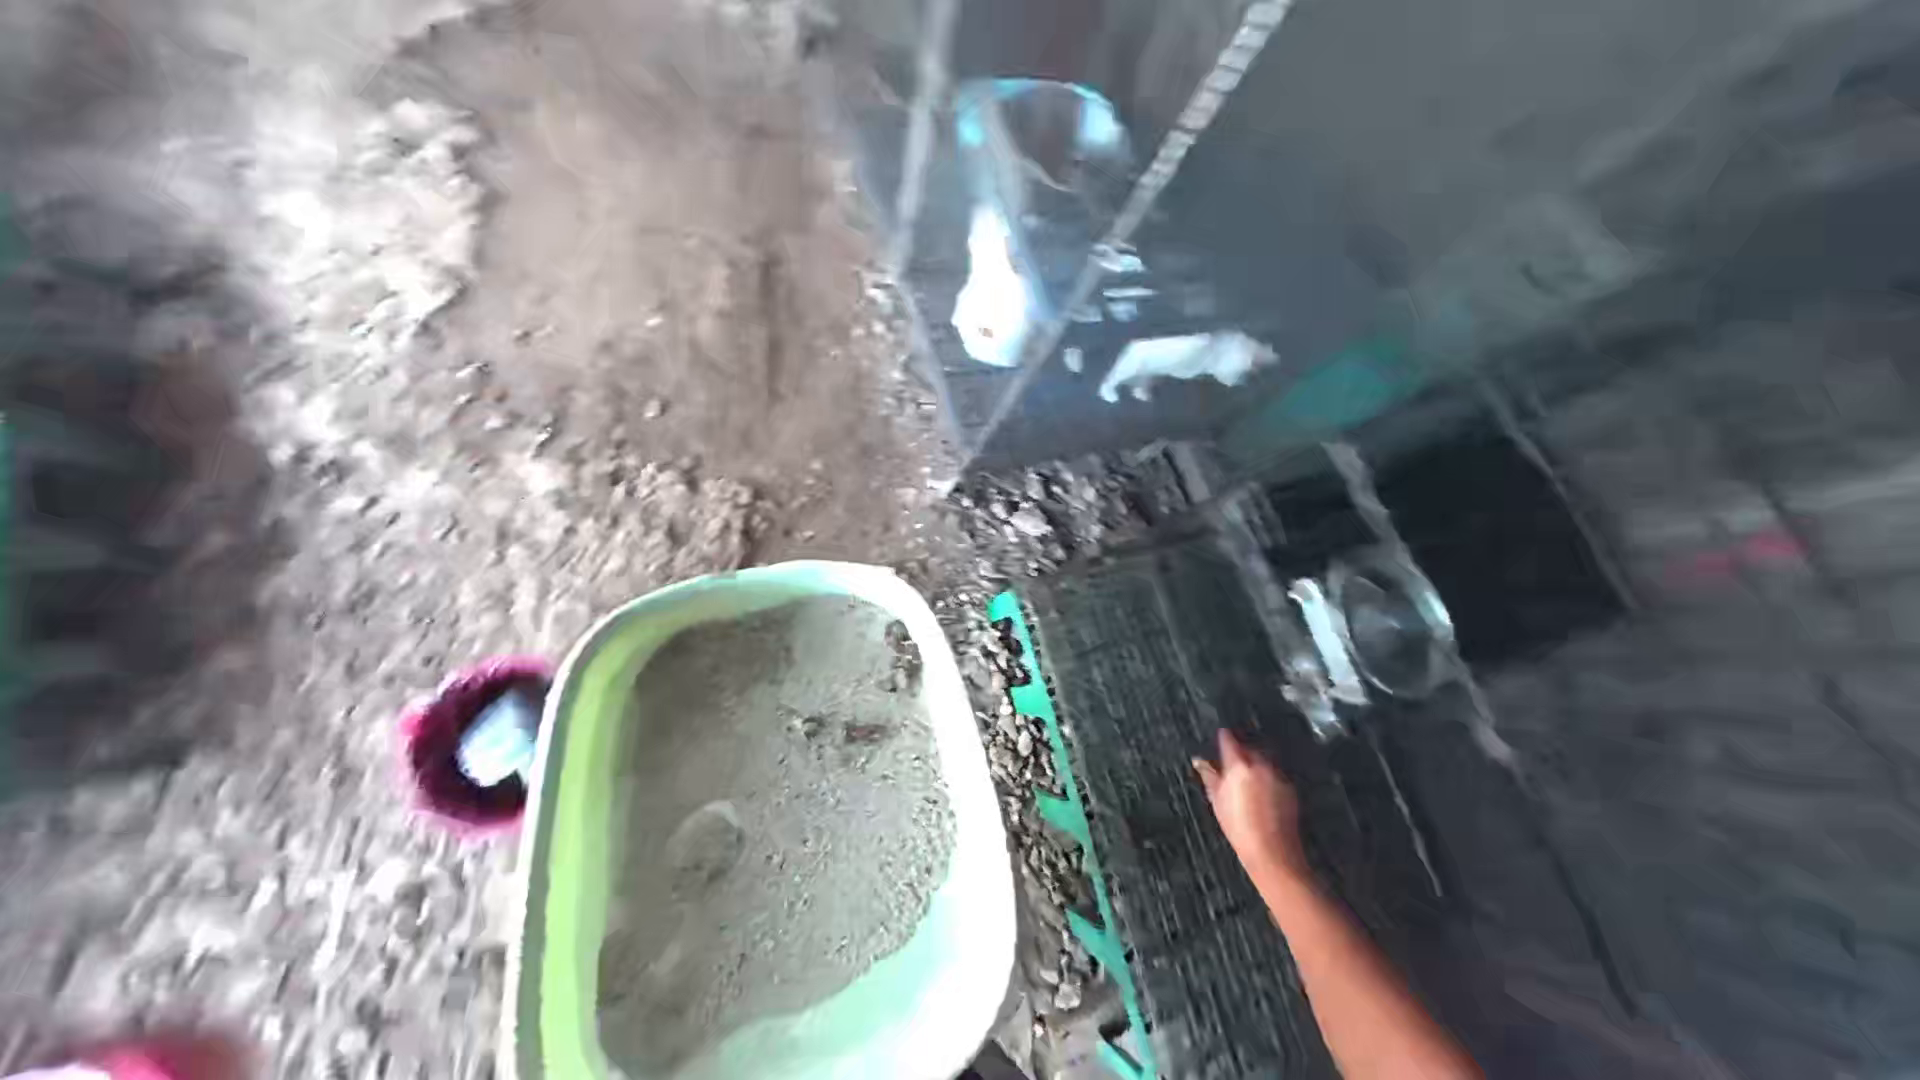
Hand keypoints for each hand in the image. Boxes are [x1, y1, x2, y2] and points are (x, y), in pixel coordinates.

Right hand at [1194, 729, 1309, 882]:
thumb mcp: (1216, 800)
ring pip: (1262, 760)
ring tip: (1243, 779)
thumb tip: (1200, 762)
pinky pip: (1273, 774)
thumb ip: (1209, 775)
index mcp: (1239, 765)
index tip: (1219, 734)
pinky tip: (1259, 792)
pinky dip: (1266, 777)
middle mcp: (1261, 765)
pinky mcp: (1289, 788)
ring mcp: (1277, 776)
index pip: (1228, 739)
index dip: (1223, 736)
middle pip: (1248, 747)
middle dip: (1239, 752)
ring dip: (1253, 763)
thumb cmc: (1239, 827)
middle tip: (1228, 763)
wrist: (1272, 852)